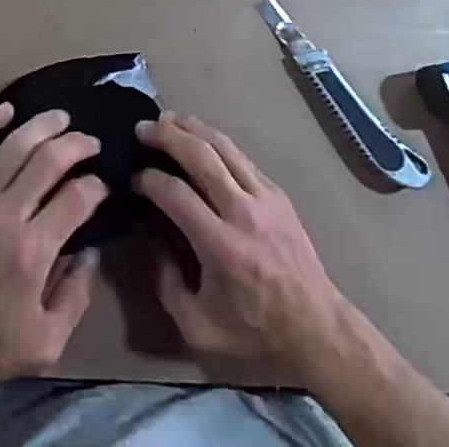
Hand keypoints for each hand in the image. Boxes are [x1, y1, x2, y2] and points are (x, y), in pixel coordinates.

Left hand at [0, 104, 107, 389]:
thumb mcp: (46, 343)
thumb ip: (78, 296)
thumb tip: (92, 252)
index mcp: (32, 251)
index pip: (77, 197)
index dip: (96, 186)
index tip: (102, 187)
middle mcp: (5, 215)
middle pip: (50, 159)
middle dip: (78, 144)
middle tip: (92, 144)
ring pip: (14, 145)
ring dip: (43, 125)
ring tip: (62, 118)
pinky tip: (8, 110)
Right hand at [134, 113, 349, 368]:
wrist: (314, 322)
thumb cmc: (253, 329)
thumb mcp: (198, 325)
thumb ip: (165, 283)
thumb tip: (149, 238)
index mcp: (221, 245)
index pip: (177, 195)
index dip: (150, 180)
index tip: (134, 177)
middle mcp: (243, 211)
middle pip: (202, 156)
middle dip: (168, 136)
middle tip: (143, 128)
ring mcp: (265, 196)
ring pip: (225, 146)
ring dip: (193, 128)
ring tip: (168, 119)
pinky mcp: (277, 192)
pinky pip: (242, 157)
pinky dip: (217, 141)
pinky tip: (201, 137)